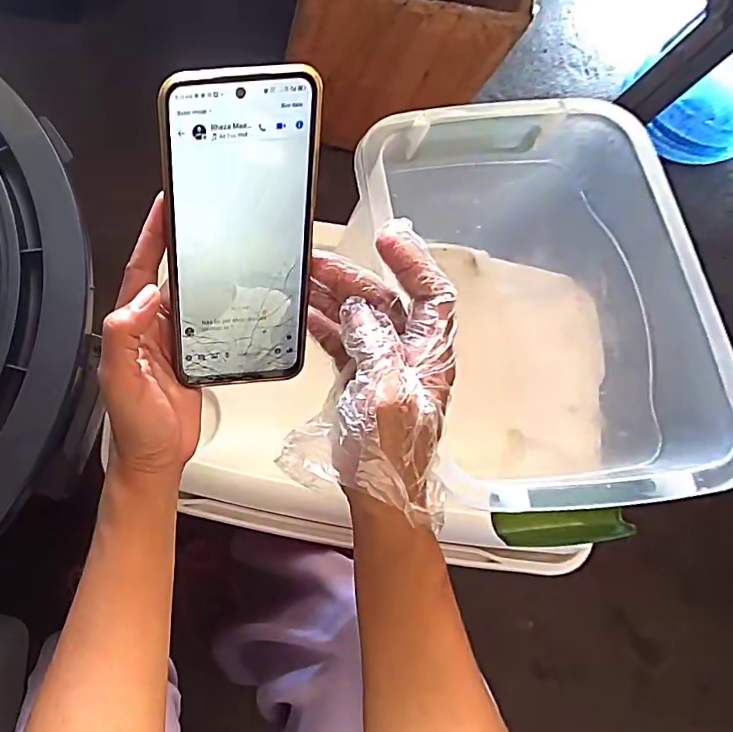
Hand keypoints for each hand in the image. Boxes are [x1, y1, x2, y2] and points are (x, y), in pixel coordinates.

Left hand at [100, 194, 200, 484]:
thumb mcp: (119, 380)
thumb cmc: (133, 427)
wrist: (155, 458)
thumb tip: (142, 299)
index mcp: (129, 327)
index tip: (163, 208)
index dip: (151, 238)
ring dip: (202, 272)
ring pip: (189, 296)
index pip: (140, 271)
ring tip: (220, 246)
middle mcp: (150, 329)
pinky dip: (220, 306)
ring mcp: (173, 342)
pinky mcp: (194, 356)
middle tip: (197, 216)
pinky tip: (234, 296)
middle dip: (179, 243)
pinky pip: (208, 322)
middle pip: (166, 274)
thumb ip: (123, 336)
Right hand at [305, 219, 457, 526]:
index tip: (387, 237)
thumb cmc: (390, 455)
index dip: (412, 261)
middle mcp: (408, 354)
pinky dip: (322, 324)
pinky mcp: (360, 379)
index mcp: (427, 355)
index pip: (431, 294)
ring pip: (358, 318)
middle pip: (383, 301)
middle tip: (316, 262)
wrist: (380, 494)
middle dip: (352, 277)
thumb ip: (376, 348)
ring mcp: (382, 365)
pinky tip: (303, 314)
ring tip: (301, 280)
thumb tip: (359, 311)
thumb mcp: (386, 397)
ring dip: (332, 296)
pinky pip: (341, 340)